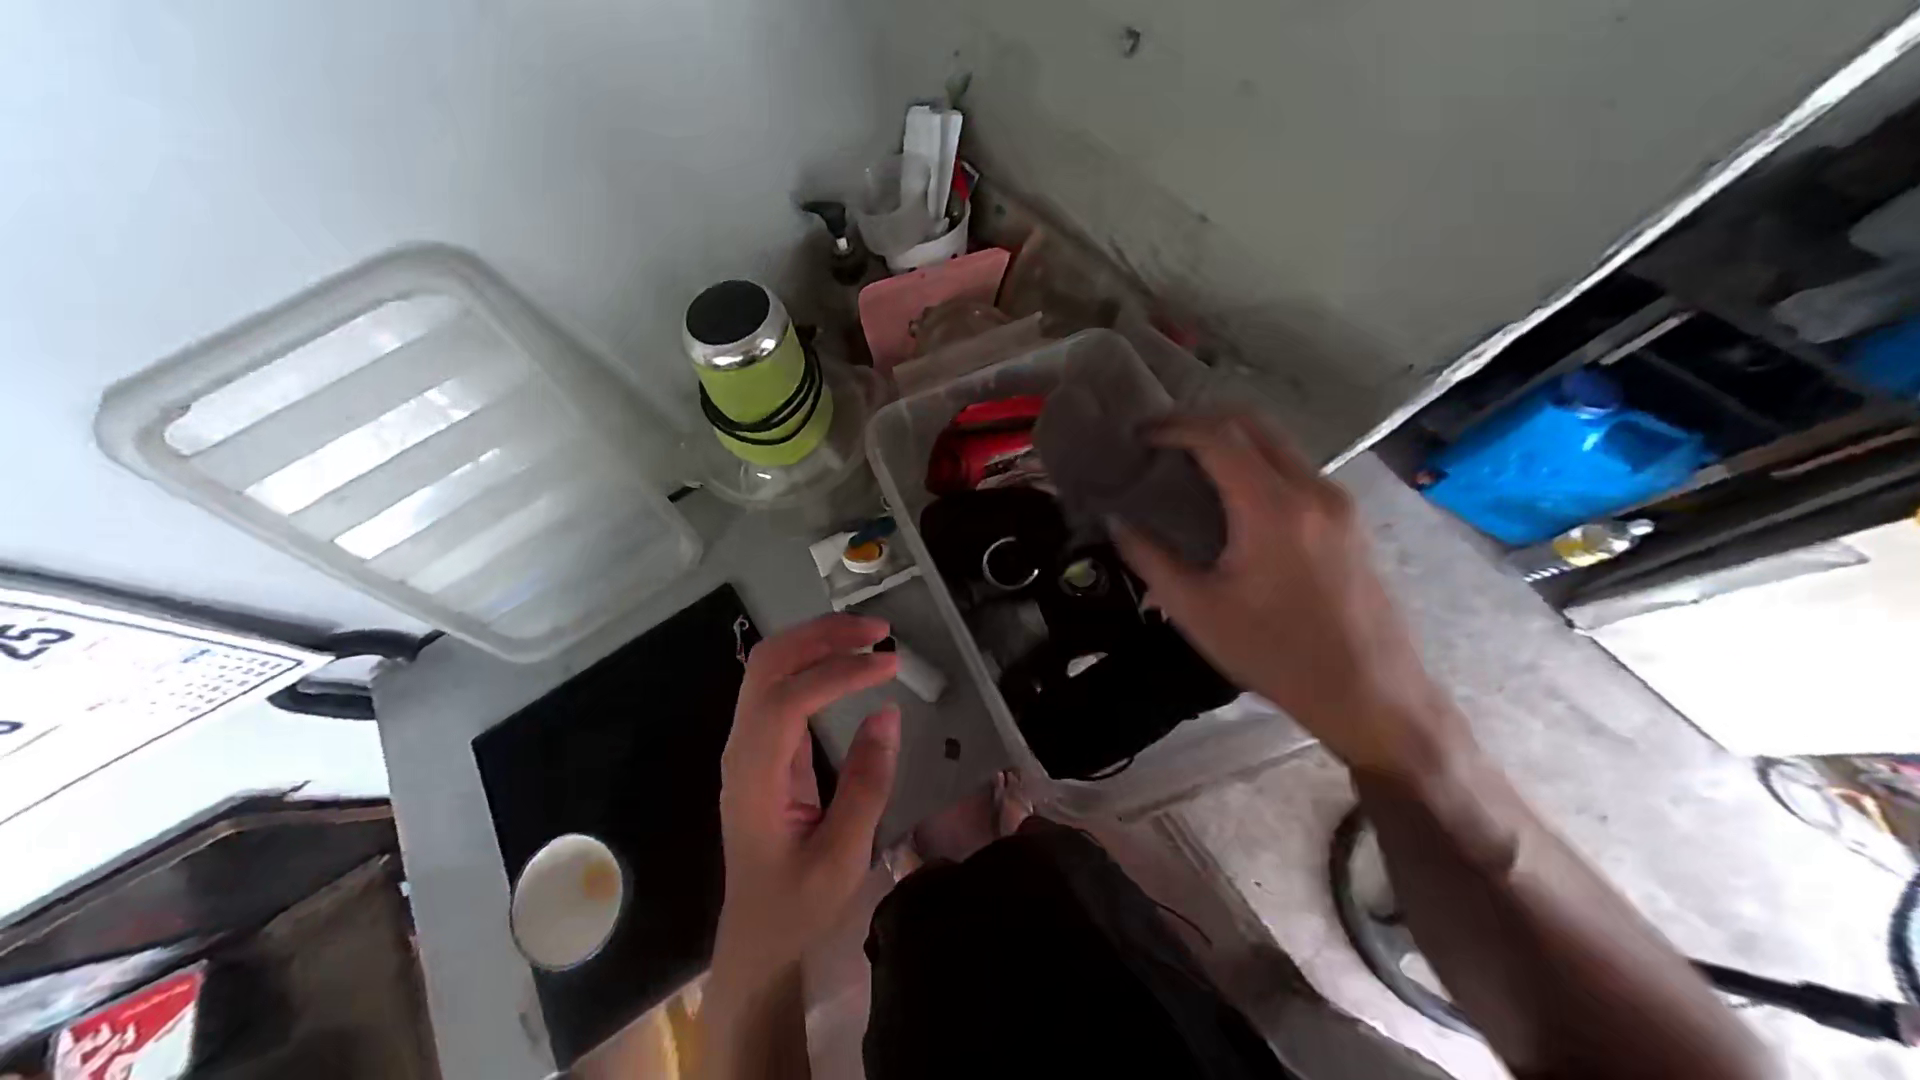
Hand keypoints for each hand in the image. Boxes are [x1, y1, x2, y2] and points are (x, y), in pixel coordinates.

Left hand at [710, 613, 900, 993]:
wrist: (758, 939)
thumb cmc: (797, 907)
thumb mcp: (842, 857)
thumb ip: (865, 785)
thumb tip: (887, 713)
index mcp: (754, 776)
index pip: (788, 699)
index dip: (838, 674)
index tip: (890, 666)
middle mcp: (743, 748)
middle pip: (767, 665)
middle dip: (821, 635)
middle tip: (879, 632)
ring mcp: (749, 745)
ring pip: (770, 668)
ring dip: (817, 640)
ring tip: (869, 637)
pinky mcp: (764, 748)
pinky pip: (781, 686)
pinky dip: (815, 661)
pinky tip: (848, 662)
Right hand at [1112, 413, 1469, 777]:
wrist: (1370, 693)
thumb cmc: (1275, 654)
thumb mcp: (1197, 610)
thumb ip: (1149, 558)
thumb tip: (1114, 521)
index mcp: (1273, 508)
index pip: (1219, 438)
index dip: (1173, 427)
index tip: (1139, 435)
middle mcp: (1312, 490)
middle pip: (1253, 425)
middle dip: (1202, 421)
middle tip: (1160, 439)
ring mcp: (1338, 503)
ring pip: (1278, 445)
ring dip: (1231, 441)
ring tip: (1189, 464)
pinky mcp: (1349, 520)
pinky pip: (1295, 470)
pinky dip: (1256, 464)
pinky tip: (1232, 497)